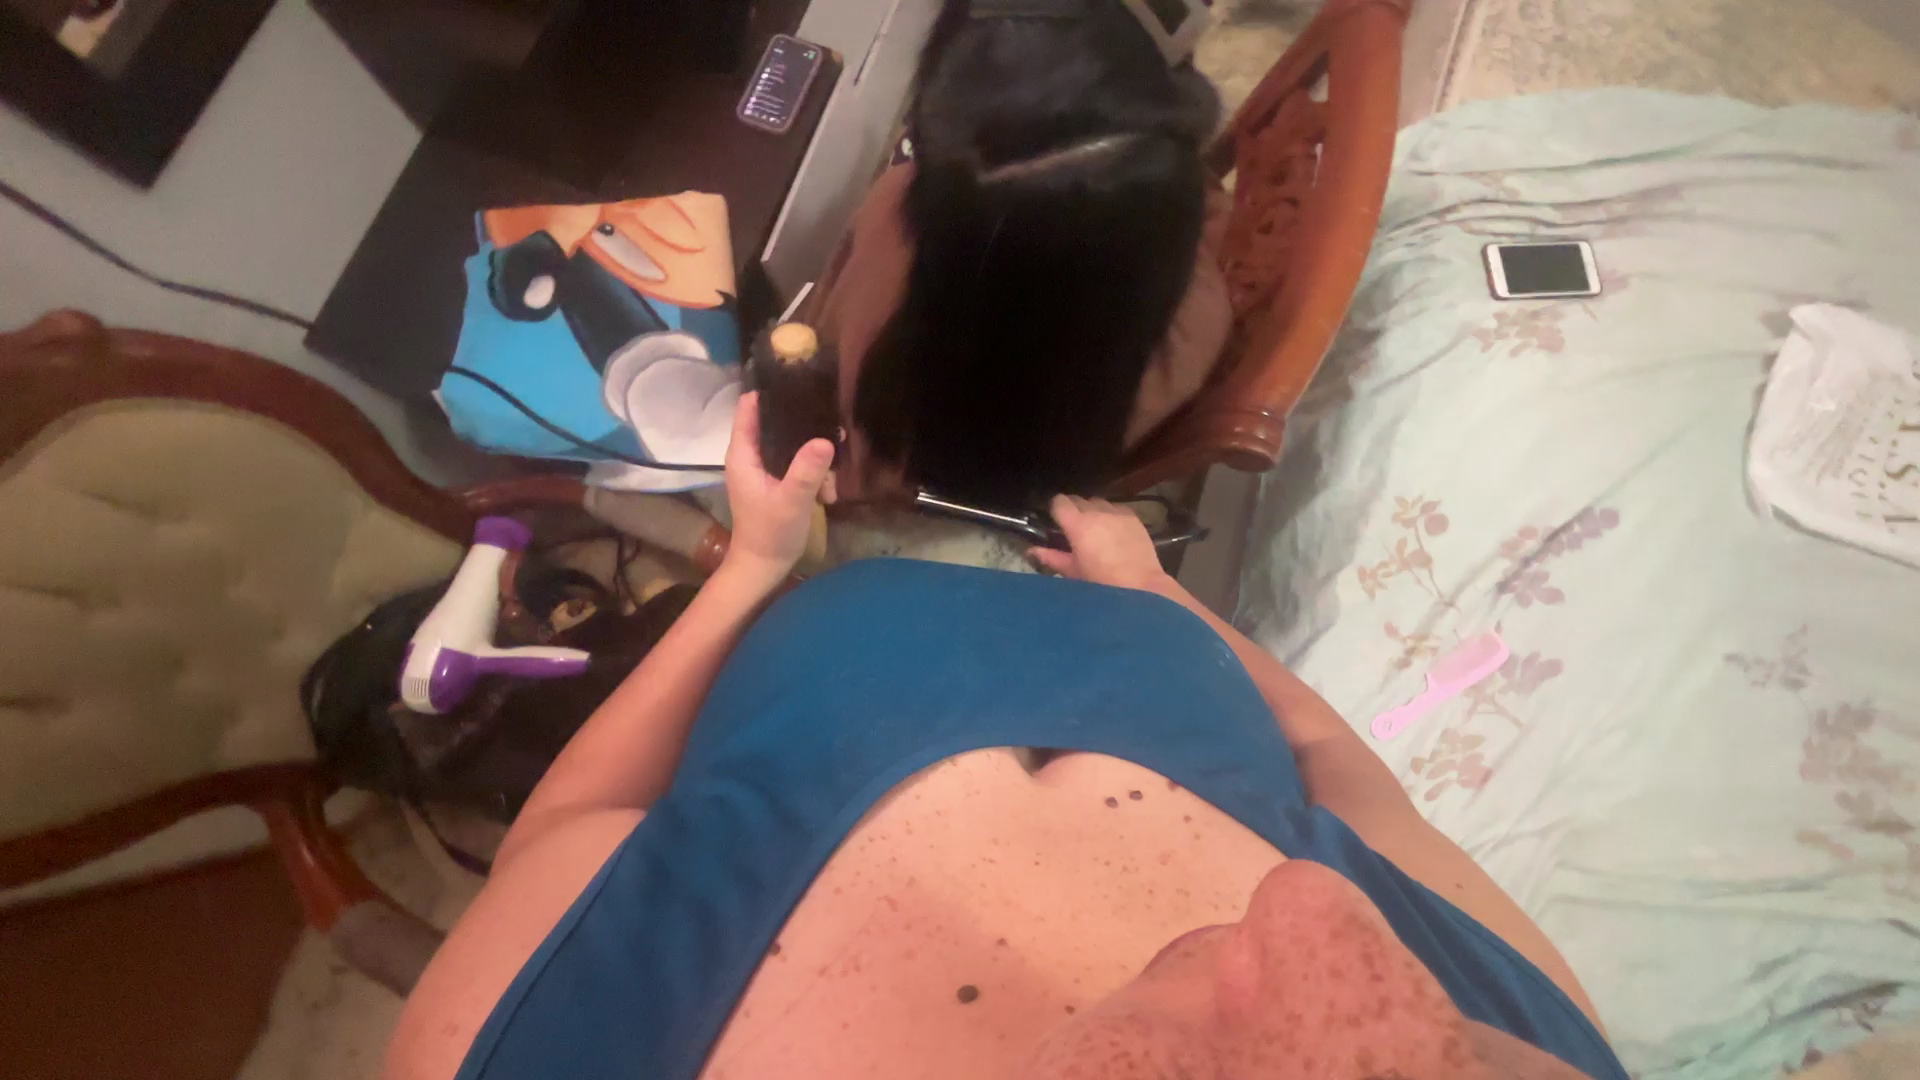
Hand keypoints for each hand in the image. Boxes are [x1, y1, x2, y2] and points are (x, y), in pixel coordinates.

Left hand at [721, 393, 833, 587]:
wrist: (764, 566)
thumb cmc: (771, 532)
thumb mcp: (792, 500)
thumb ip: (806, 470)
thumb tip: (825, 439)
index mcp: (743, 454)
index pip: (749, 408)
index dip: (770, 392)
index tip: (798, 381)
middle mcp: (750, 456)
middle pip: (774, 422)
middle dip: (801, 424)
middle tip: (829, 423)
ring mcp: (763, 469)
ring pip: (790, 444)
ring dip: (812, 454)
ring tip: (831, 469)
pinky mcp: (777, 481)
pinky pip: (796, 463)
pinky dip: (813, 470)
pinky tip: (828, 488)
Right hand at [1028, 495, 1176, 595]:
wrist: (1141, 589)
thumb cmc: (1101, 584)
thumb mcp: (1073, 573)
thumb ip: (1051, 557)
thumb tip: (1032, 550)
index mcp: (1078, 525)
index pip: (1060, 502)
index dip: (1056, 509)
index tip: (1056, 521)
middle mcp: (1097, 512)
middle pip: (1079, 499)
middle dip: (1074, 511)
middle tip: (1074, 530)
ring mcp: (1118, 513)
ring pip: (1098, 502)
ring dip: (1093, 511)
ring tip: (1095, 530)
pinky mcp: (1134, 517)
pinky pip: (1116, 508)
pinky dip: (1111, 515)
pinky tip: (1113, 531)